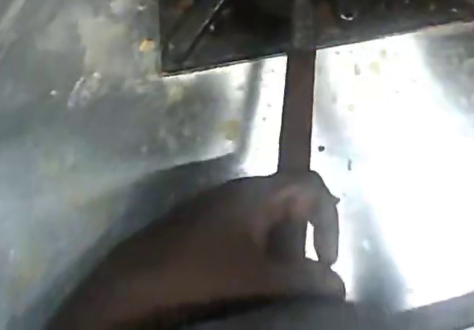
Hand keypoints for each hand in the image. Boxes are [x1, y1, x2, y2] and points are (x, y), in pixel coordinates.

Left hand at [50, 172, 344, 329]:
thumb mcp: (258, 280)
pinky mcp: (205, 228)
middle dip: (305, 241)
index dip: (329, 218)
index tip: (327, 262)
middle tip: (305, 282)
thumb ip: (302, 280)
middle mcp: (240, 192)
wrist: (136, 282)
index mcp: (256, 192)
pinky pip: (246, 234)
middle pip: (290, 203)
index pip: (310, 184)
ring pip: (268, 222)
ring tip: (280, 291)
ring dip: (283, 254)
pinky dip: (260, 258)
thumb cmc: (201, 273)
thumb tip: (337, 282)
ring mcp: (220, 208)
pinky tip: (253, 289)